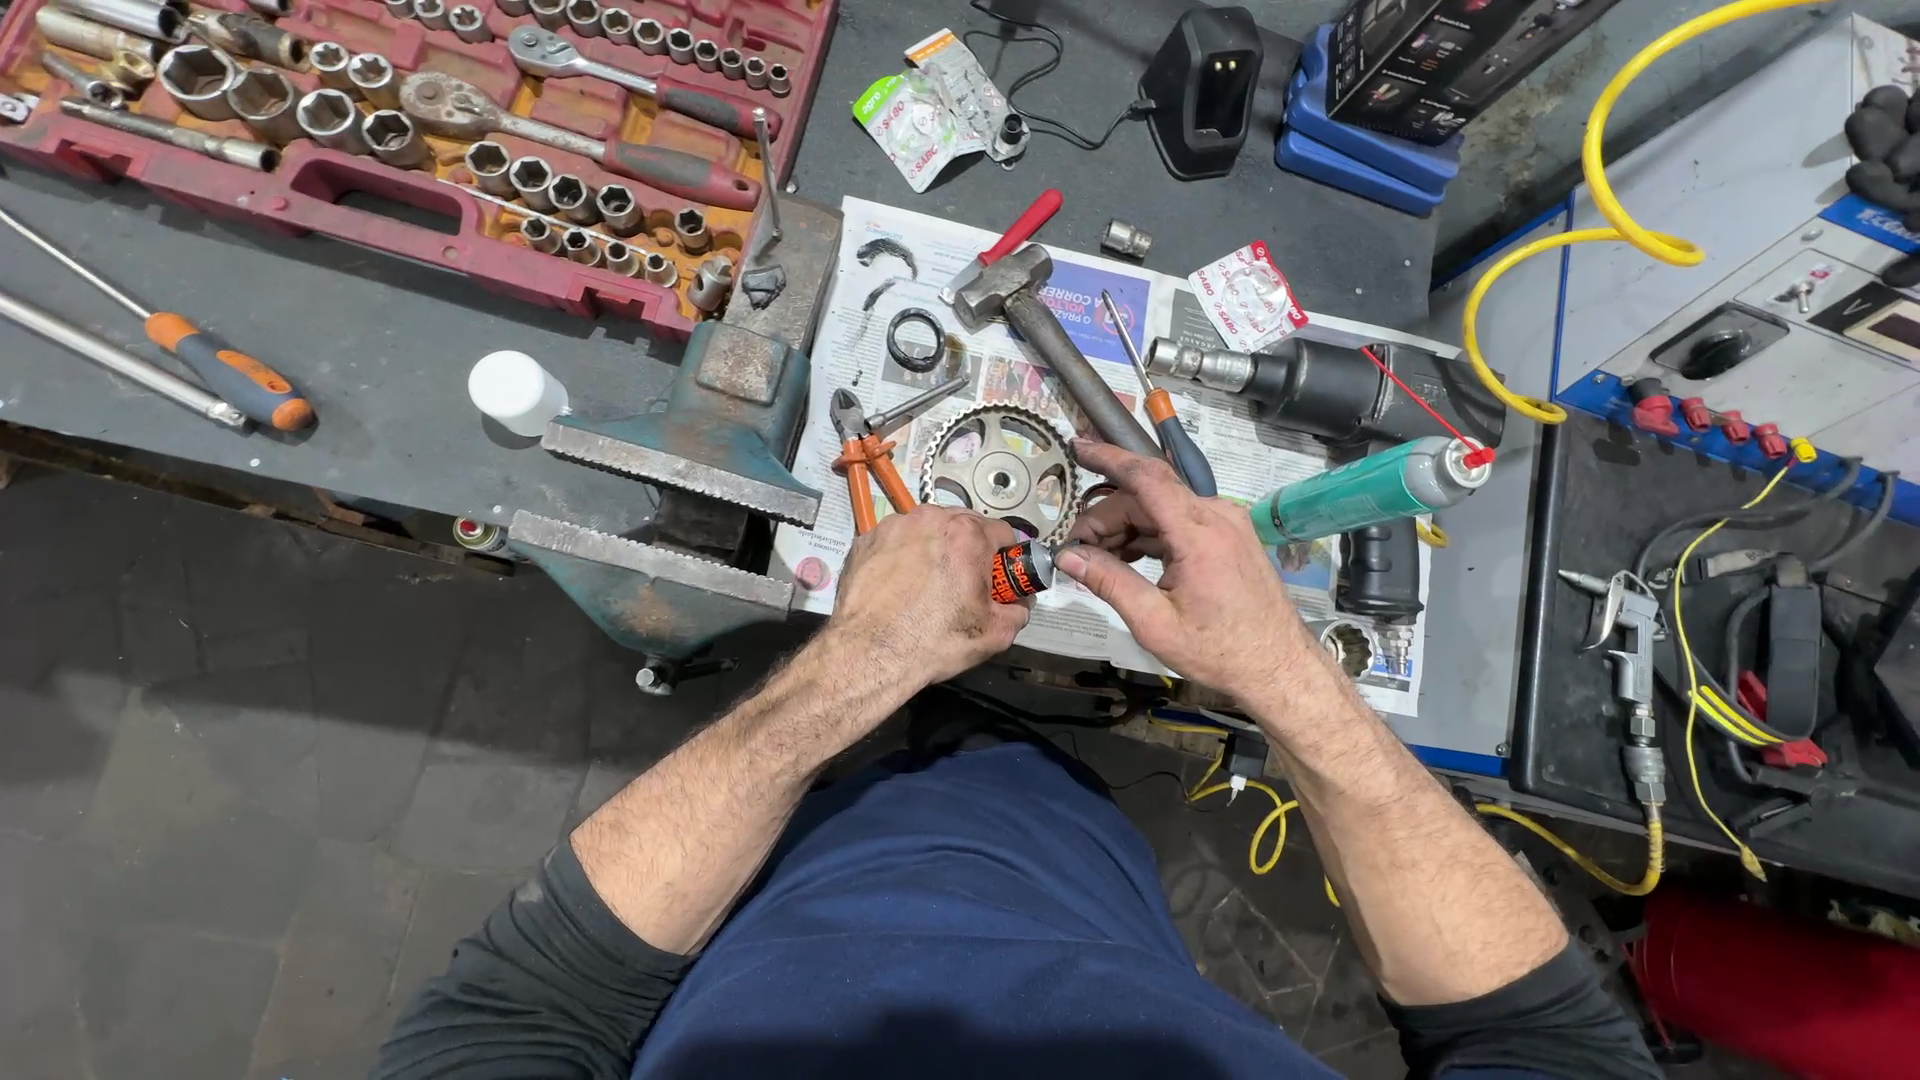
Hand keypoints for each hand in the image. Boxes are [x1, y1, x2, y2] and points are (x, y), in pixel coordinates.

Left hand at [829, 505, 1031, 687]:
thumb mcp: (995, 634)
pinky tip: (898, 585)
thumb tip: (1019, 604)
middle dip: (968, 549)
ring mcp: (894, 526)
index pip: (1002, 533)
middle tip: (962, 582)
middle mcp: (931, 518)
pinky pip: (894, 540)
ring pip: (926, 530)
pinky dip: (901, 555)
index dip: (1004, 557)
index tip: (997, 577)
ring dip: (933, 548)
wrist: (869, 653)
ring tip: (925, 584)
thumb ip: (1018, 611)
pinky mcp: (865, 539)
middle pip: (962, 525)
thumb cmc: (934, 640)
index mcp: (968, 534)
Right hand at [1057, 440, 1320, 702]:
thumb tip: (1067, 556)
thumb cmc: (1219, 651)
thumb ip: (1108, 581)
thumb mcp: (1154, 622)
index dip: (1109, 458)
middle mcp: (1217, 516)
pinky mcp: (1229, 534)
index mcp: (1200, 534)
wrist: (1278, 667)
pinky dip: (1148, 534)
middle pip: (1147, 496)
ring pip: (1161, 508)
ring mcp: (1227, 522)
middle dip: (1106, 516)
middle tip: (1076, 547)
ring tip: (1097, 559)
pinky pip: (1179, 521)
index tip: (1077, 447)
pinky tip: (1126, 559)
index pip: (1148, 477)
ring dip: (1125, 526)